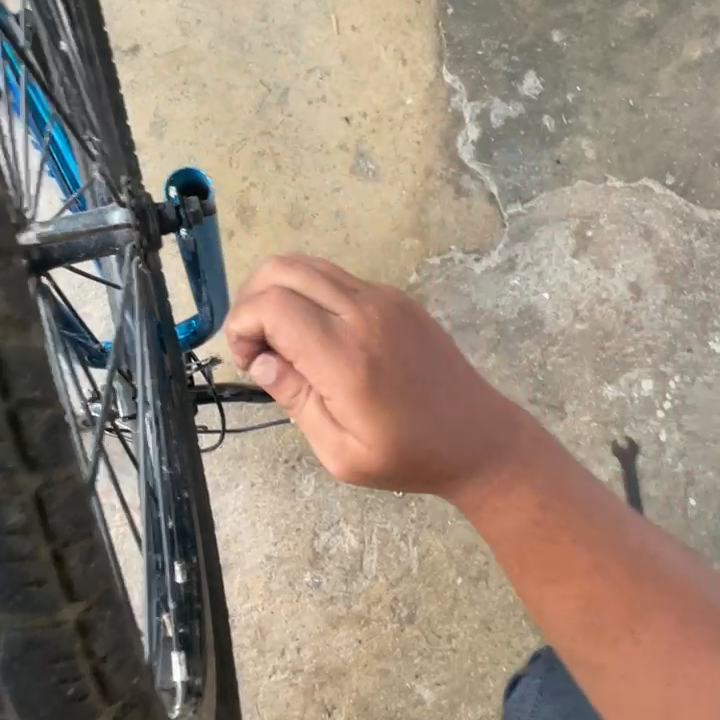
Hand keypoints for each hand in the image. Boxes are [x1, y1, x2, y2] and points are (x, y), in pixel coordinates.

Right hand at [221, 254, 544, 499]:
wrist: (478, 437)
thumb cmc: (407, 456)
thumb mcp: (340, 453)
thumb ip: (294, 399)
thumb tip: (258, 360)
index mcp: (347, 357)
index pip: (272, 305)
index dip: (241, 324)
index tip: (246, 360)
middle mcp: (363, 313)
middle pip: (281, 269)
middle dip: (250, 301)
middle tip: (255, 345)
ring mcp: (382, 297)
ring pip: (305, 263)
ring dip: (276, 291)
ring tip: (279, 337)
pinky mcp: (394, 296)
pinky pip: (333, 275)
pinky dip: (306, 292)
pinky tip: (314, 334)